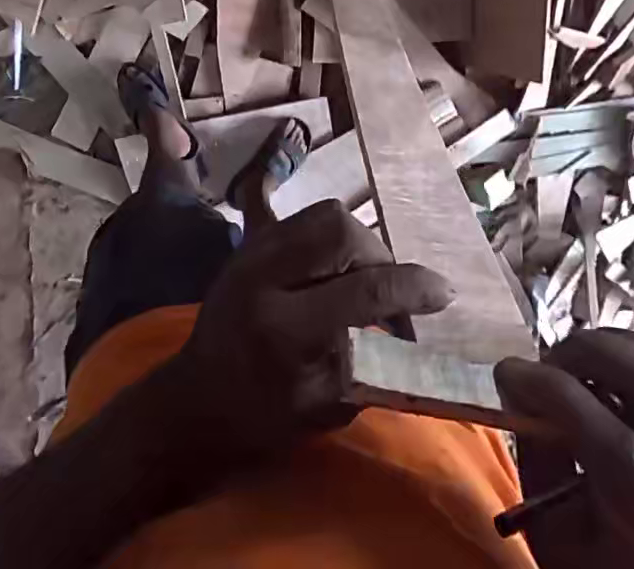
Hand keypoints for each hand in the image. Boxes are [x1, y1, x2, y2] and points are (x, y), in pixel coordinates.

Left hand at [162, 202, 455, 461]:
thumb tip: (418, 328)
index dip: (412, 289)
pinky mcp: (248, 244)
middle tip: (389, 289)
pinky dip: (332, 235)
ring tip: (364, 275)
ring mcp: (251, 254)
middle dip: (380, 256)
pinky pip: (304, 217)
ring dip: (358, 242)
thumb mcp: (324, 407)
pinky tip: (338, 264)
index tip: (441, 294)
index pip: (364, 291)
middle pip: (341, 230)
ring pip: (325, 214)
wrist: (192, 405)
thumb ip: (374, 364)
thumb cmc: (260, 419)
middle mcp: (263, 278)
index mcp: (283, 329)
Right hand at [494, 329, 633, 568]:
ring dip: (621, 348)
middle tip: (547, 360)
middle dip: (601, 357)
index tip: (509, 372)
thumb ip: (540, 458)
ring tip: (572, 361)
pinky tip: (604, 368)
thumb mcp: (554, 541)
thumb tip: (521, 380)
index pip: (628, 459)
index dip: (563, 400)